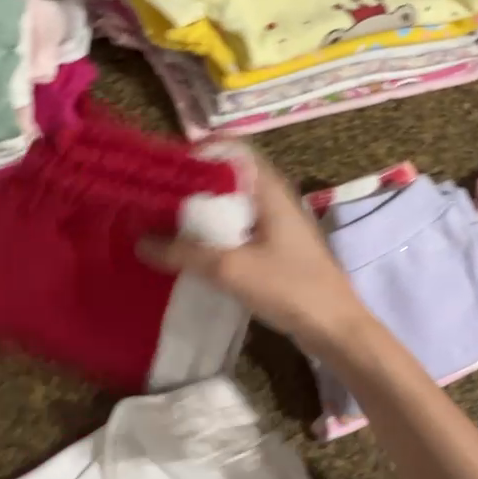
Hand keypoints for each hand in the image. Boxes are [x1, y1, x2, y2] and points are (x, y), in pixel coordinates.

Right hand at [138, 156, 373, 353]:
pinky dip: (214, 240)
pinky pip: (238, 235)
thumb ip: (186, 252)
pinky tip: (190, 255)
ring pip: (231, 210)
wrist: (335, 329)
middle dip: (190, 187)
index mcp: (270, 189)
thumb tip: (141, 241)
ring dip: (200, 217)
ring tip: (161, 226)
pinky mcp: (276, 253)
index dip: (196, 152)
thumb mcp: (231, 269)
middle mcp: (274, 200)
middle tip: (150, 200)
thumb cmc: (290, 288)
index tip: (161, 167)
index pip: (231, 150)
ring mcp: (277, 228)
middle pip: (227, 180)